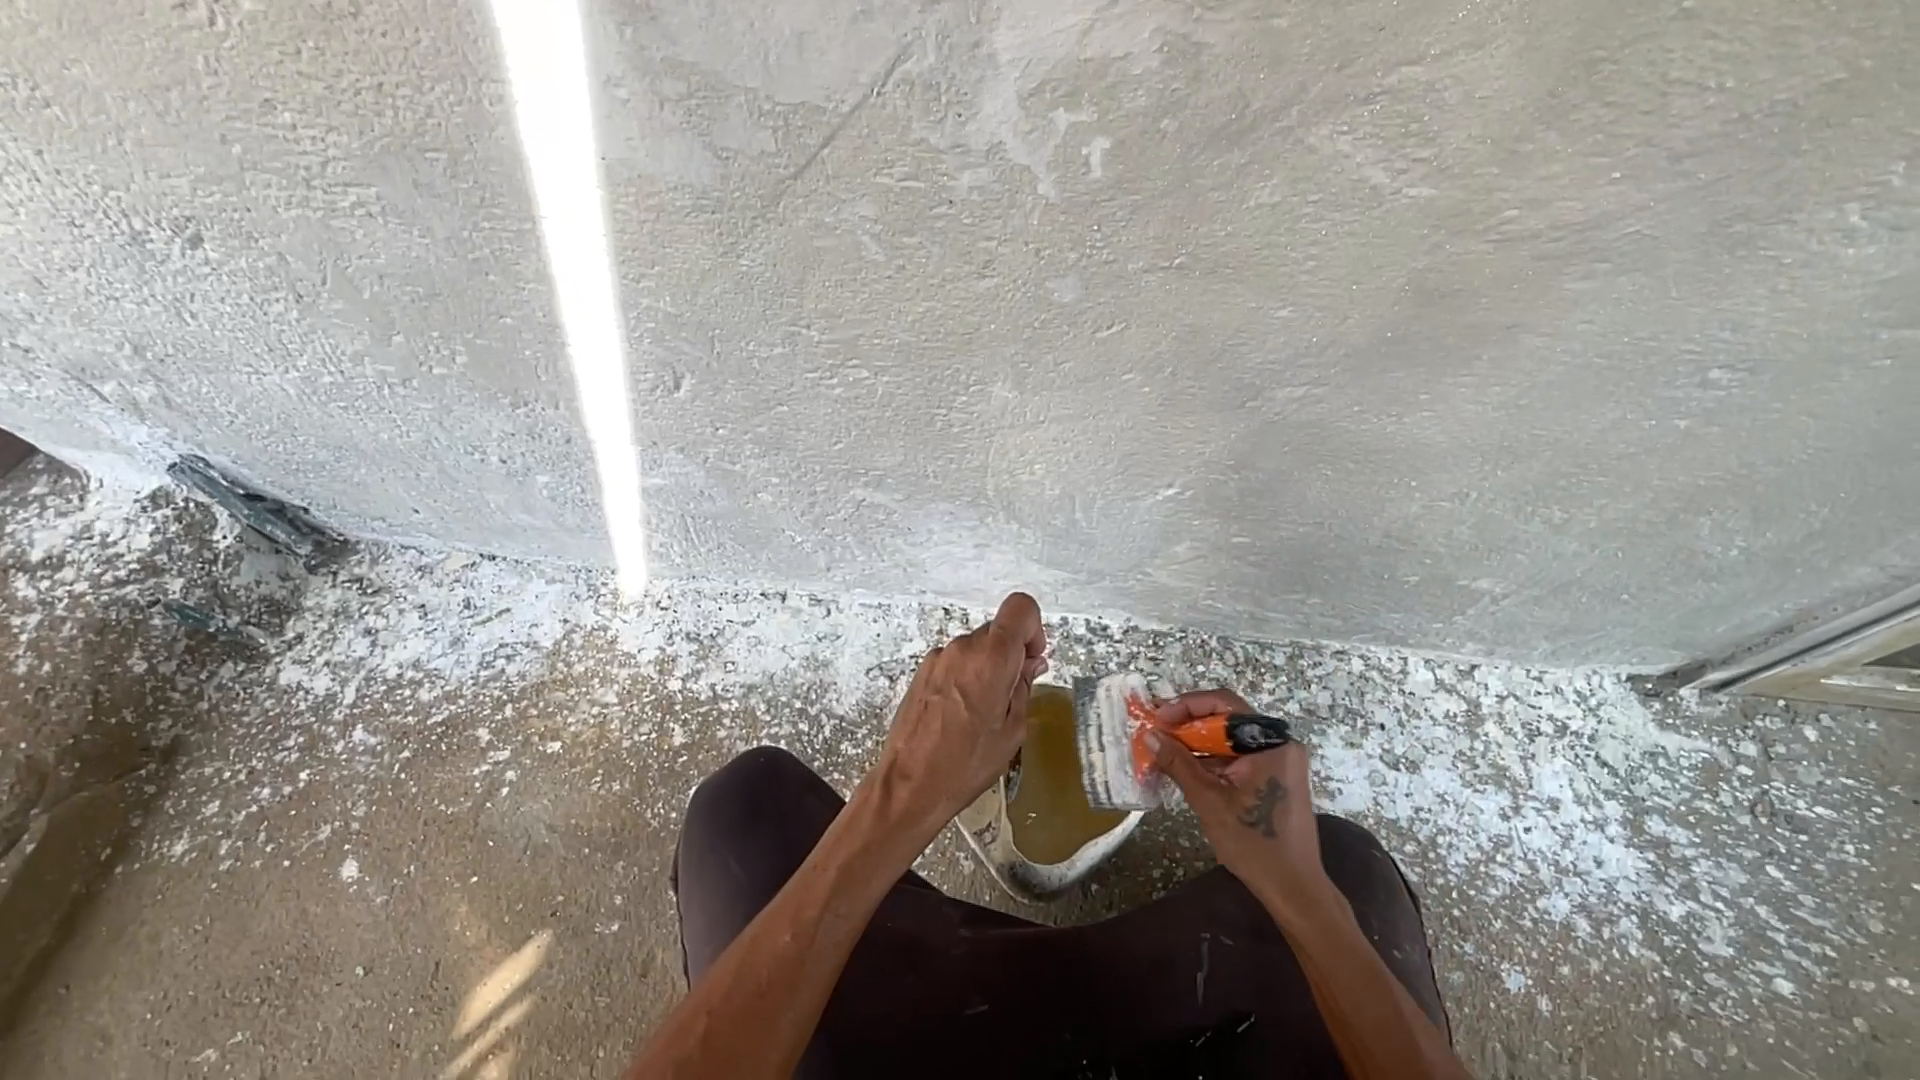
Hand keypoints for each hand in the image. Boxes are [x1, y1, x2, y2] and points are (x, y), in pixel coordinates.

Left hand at [867, 592, 1047, 838]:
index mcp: (990, 659)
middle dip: (1011, 655)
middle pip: (998, 631)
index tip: (1033, 658)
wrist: (910, 784)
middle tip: (1014, 693)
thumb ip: (1024, 688)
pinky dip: (966, 677)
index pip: (1020, 608)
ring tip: (986, 712)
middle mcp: (962, 649)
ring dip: (987, 668)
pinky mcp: (922, 672)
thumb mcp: (1012, 730)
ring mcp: (938, 658)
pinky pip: (955, 663)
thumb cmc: (963, 765)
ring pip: (976, 649)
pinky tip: (964, 714)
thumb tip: (1030, 665)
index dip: (1034, 628)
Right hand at [1148, 689, 1330, 914]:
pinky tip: (1186, 768)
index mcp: (1271, 742)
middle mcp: (1281, 743)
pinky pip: (1239, 756)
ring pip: (1231, 738)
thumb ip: (1178, 763)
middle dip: (1188, 724)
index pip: (1223, 704)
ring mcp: (1280, 760)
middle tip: (1156, 733)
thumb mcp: (1209, 800)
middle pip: (1227, 719)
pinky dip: (1213, 759)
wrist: (1294, 887)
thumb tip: (1151, 735)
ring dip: (1198, 743)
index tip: (1157, 718)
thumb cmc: (1254, 843)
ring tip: (1164, 751)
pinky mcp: (1276, 777)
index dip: (1185, 706)